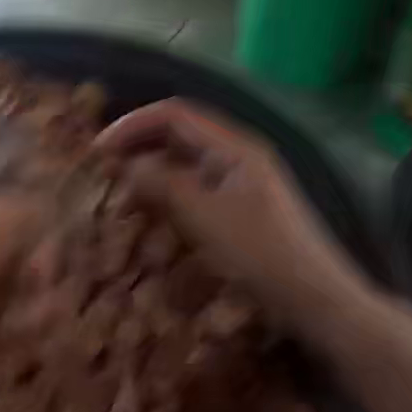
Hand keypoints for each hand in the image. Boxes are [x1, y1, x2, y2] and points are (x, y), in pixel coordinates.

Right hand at [96, 99, 370, 321]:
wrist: (314, 297)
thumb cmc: (260, 254)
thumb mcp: (205, 217)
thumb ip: (163, 184)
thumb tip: (127, 163)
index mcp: (235, 146)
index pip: (175, 115)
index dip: (133, 125)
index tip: (98, 151)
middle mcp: (240, 155)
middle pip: (182, 134)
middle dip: (141, 145)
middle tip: (104, 171)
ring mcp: (244, 182)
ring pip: (190, 163)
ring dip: (155, 170)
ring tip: (122, 192)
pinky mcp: (244, 208)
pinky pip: (201, 188)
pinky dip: (173, 193)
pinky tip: (156, 213)